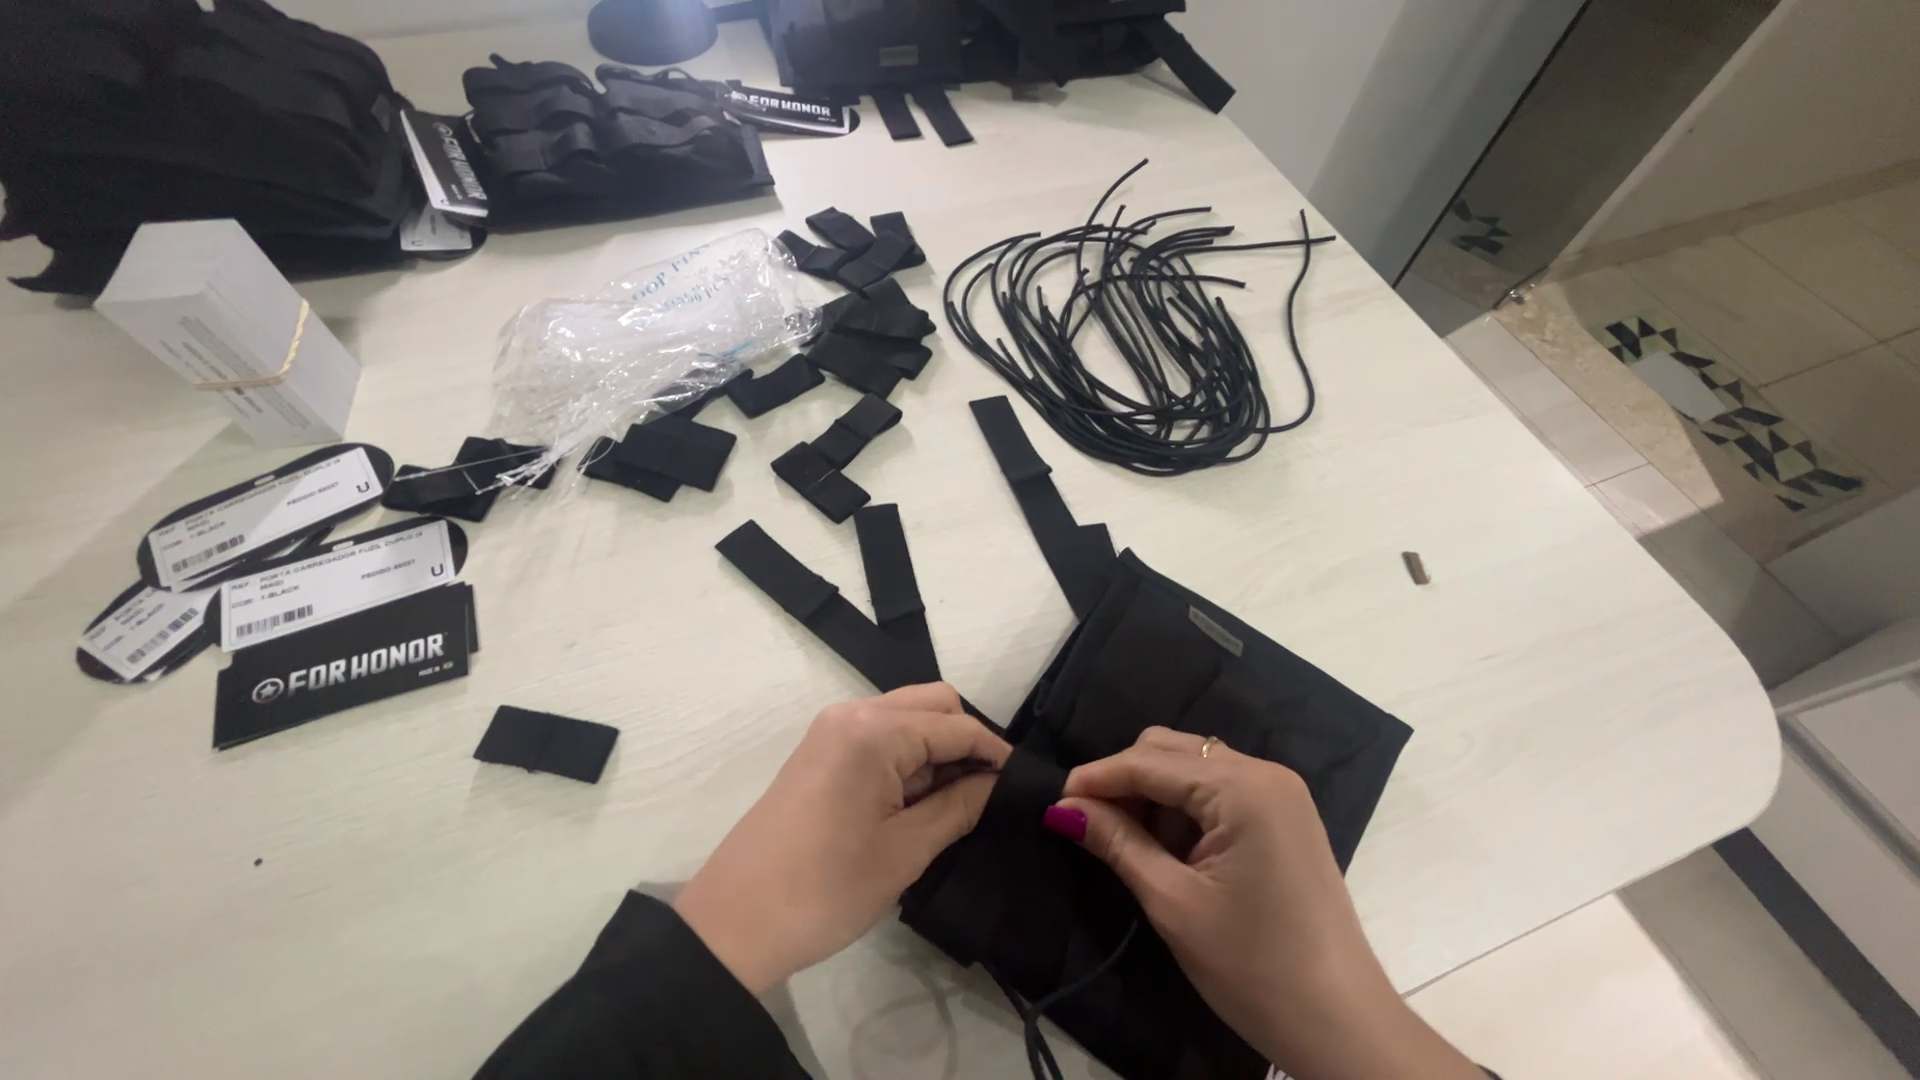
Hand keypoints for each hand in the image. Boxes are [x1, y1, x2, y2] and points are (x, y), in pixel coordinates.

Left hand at [674, 684, 1009, 994]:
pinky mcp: (821, 750)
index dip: (996, 753)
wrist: (733, 925)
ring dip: (937, 749)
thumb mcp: (904, 852)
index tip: (1024, 786)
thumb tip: (998, 784)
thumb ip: (959, 807)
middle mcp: (852, 713)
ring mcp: (832, 729)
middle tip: (986, 794)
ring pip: (907, 716)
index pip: (956, 725)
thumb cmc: (824, 890)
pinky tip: (919, 798)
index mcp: (873, 731)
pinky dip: (909, 756)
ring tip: (955, 802)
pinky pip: (881, 735)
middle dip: (967, 740)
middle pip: (932, 704)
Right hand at [1051, 728, 1481, 1079]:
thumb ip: (1117, 842)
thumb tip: (1063, 807)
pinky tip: (1170, 847)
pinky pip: (1218, 788)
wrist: (1342, 1026)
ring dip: (1154, 794)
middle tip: (1090, 823)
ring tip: (1131, 843)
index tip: (1053, 799)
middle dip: (1126, 779)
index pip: (1150, 762)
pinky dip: (1184, 807)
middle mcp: (1264, 773)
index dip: (1097, 777)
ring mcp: (1279, 793)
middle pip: (1172, 750)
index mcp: (1243, 788)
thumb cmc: (1253, 967)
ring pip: (1193, 766)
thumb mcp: (1172, 902)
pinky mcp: (1283, 815)